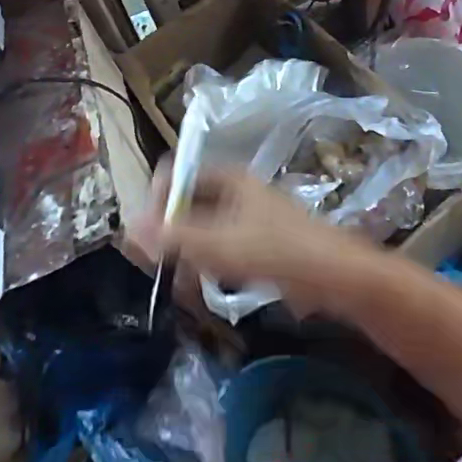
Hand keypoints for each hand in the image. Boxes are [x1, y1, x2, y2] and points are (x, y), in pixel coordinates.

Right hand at [128, 162, 375, 317]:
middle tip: (159, 264)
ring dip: (190, 255)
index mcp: (230, 179)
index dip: (157, 200)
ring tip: (185, 281)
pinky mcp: (261, 243)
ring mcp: (251, 216)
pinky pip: (222, 248)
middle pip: (189, 204)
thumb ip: (172, 237)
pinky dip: (210, 265)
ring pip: (204, 230)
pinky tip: (207, 287)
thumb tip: (128, 228)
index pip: (178, 175)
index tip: (146, 234)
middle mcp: (239, 191)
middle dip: (172, 234)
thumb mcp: (217, 244)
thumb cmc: (276, 251)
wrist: (333, 274)